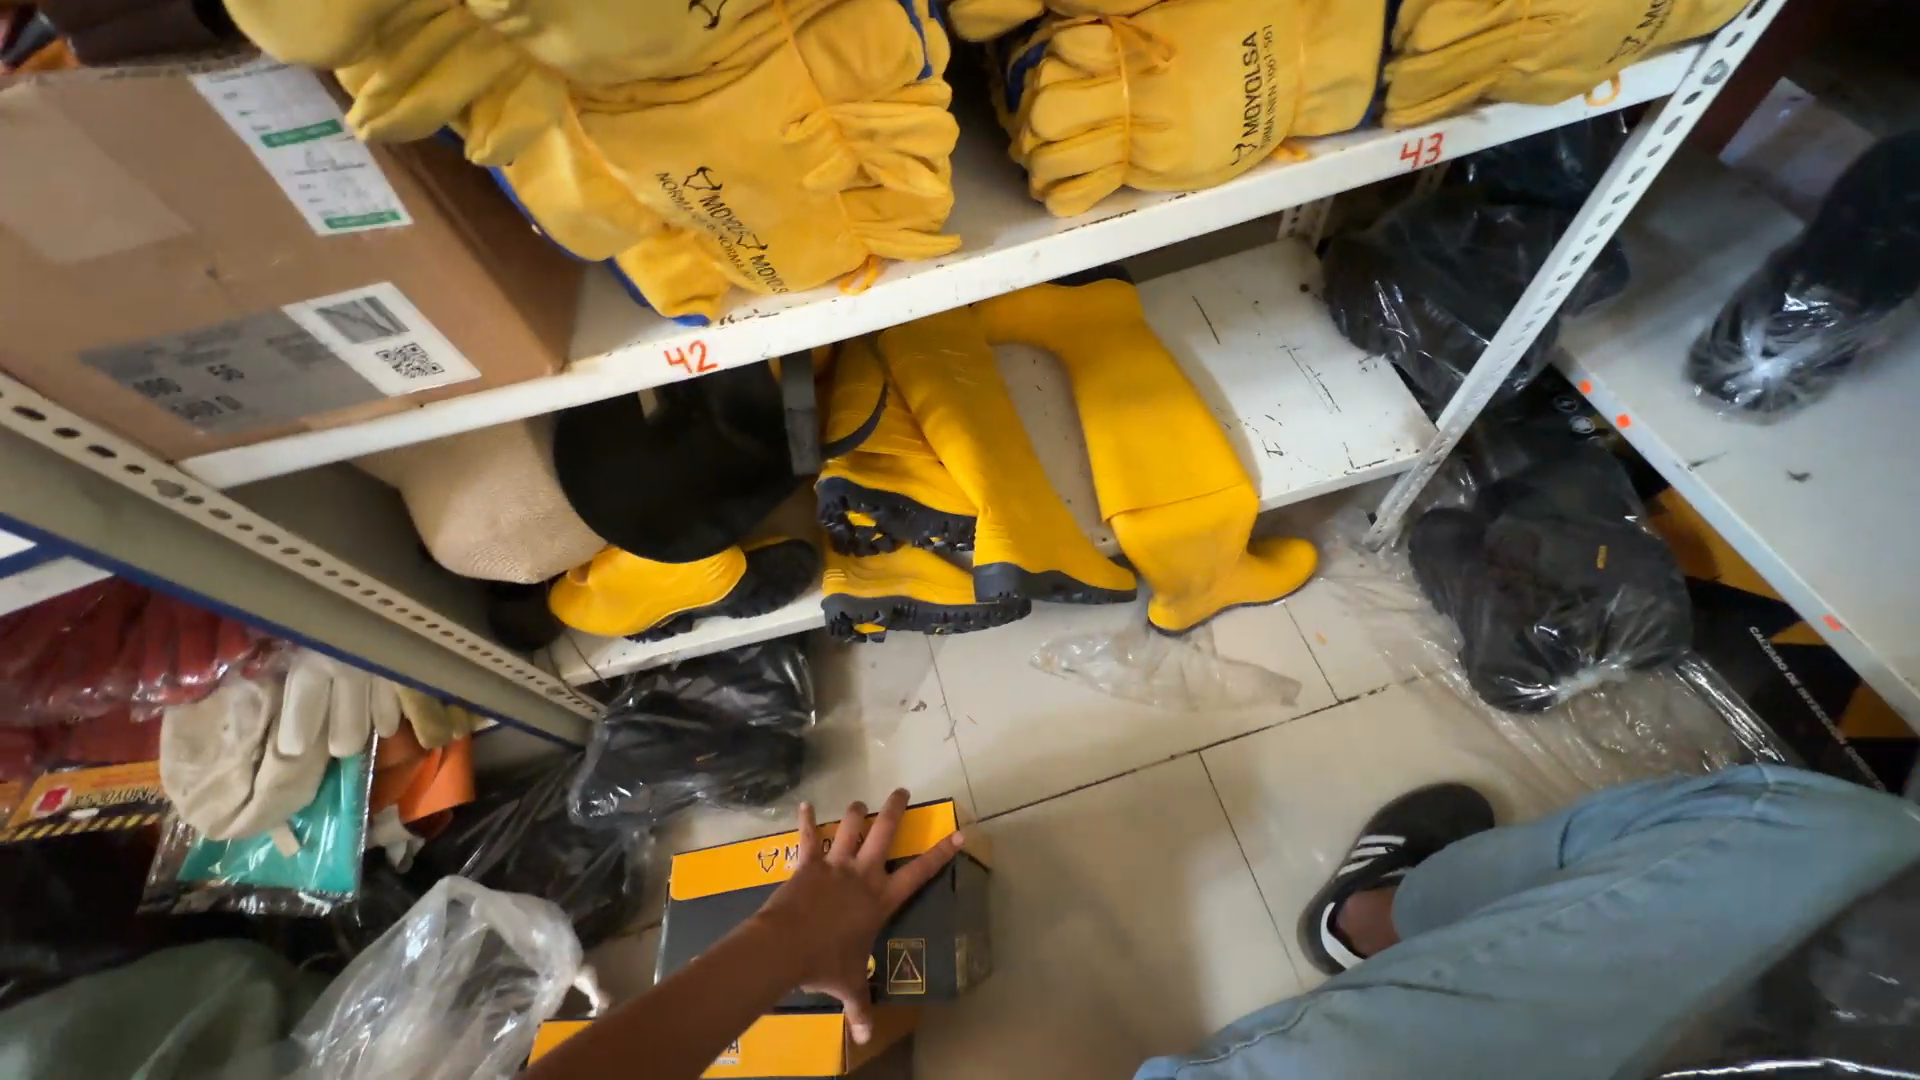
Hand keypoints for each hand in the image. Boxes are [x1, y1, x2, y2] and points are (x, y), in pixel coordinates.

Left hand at [752, 789, 962, 1043]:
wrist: (785, 946)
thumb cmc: (824, 964)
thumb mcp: (847, 985)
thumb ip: (858, 1006)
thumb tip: (861, 1038)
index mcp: (880, 899)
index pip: (919, 873)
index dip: (940, 853)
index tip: (958, 833)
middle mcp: (862, 874)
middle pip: (884, 831)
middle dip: (895, 808)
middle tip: (901, 791)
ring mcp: (835, 863)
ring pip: (850, 825)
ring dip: (855, 811)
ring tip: (859, 802)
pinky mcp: (808, 862)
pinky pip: (807, 836)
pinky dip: (805, 820)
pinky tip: (803, 805)